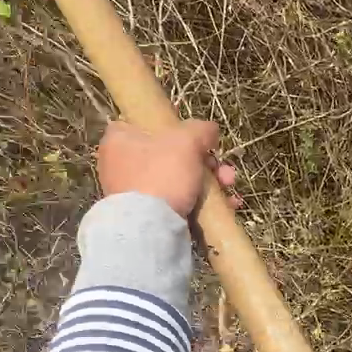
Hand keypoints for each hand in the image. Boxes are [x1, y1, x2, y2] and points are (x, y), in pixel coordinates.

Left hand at [95, 120, 240, 217]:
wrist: (150, 228)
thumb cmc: (162, 175)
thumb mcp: (185, 142)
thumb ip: (200, 129)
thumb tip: (211, 129)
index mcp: (121, 137)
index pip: (149, 124)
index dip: (179, 129)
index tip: (201, 141)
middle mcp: (123, 163)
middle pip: (173, 155)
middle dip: (207, 163)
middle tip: (224, 171)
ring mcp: (136, 191)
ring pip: (180, 180)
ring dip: (210, 183)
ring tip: (230, 190)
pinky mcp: (149, 215)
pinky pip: (181, 202)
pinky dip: (203, 203)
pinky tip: (226, 206)